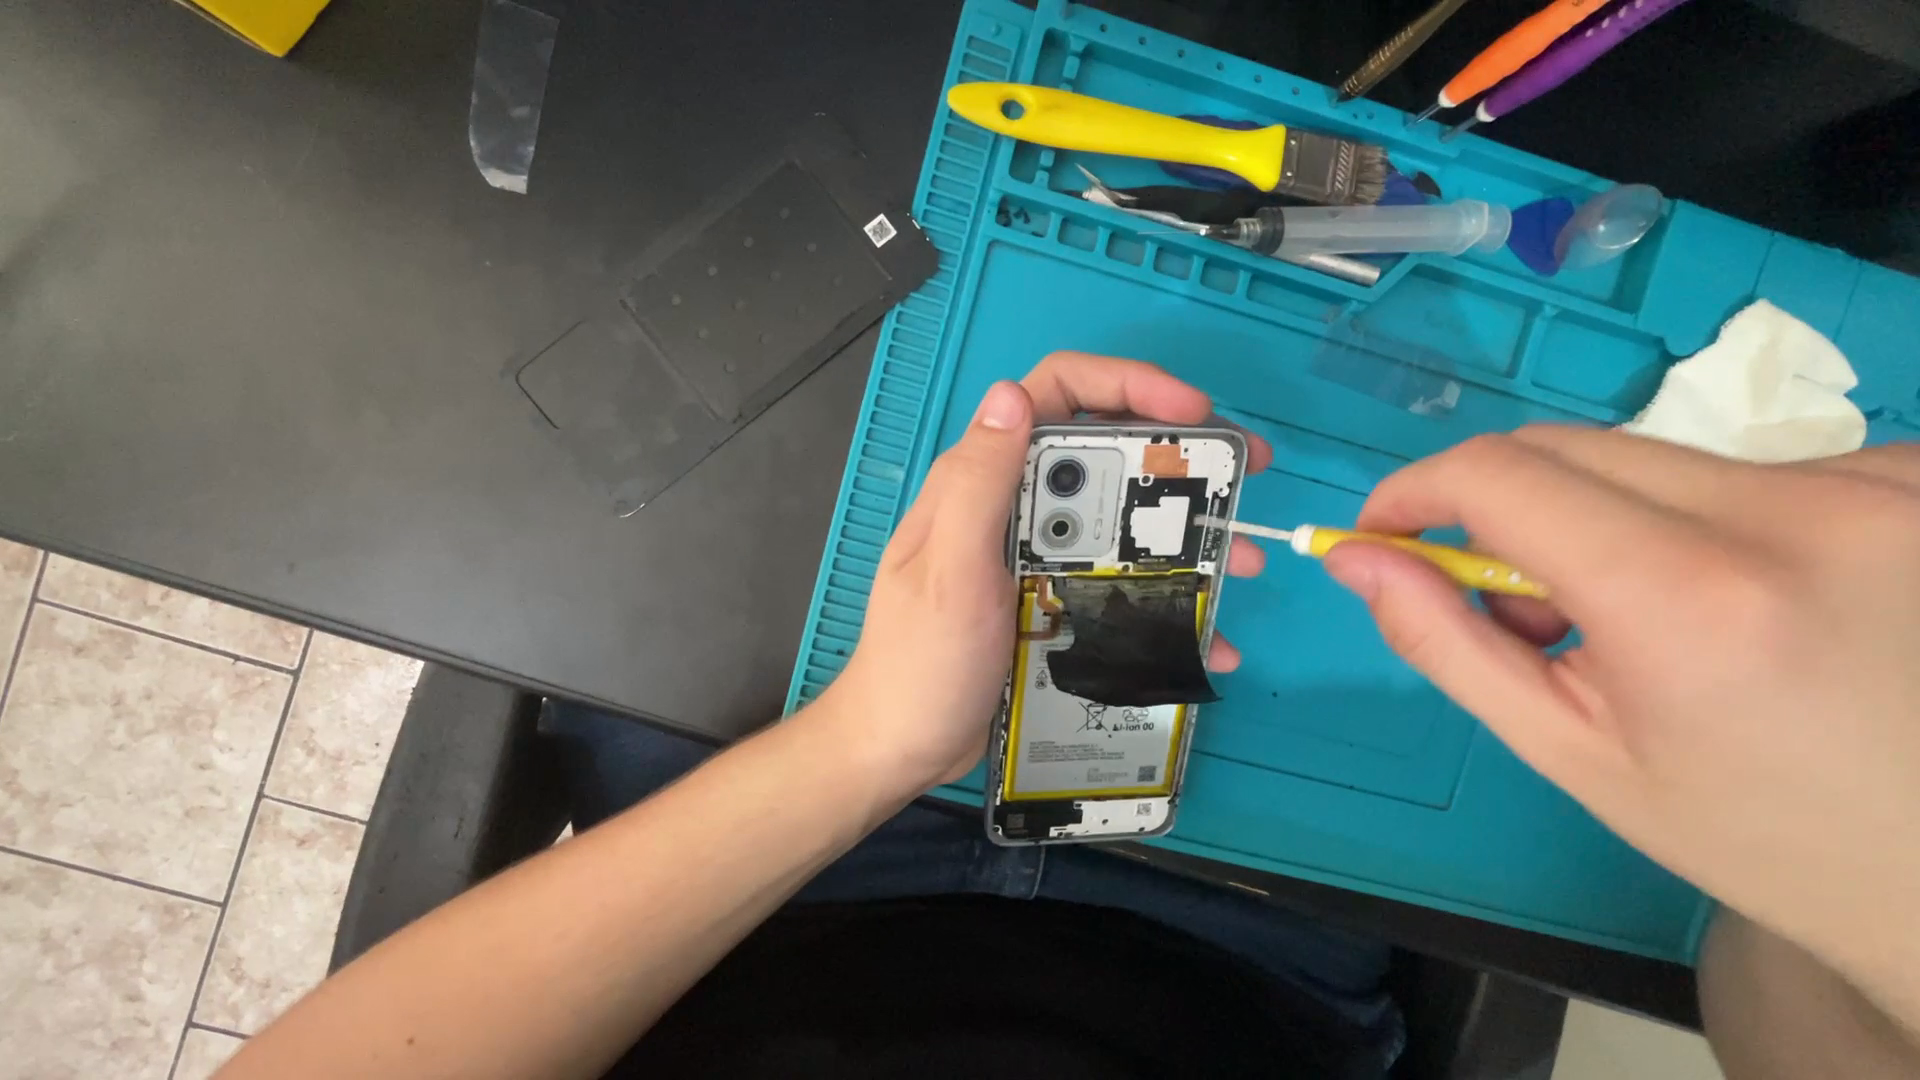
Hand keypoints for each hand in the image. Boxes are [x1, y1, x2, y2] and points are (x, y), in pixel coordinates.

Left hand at [820, 351, 1270, 795]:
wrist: (906, 745)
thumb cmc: (921, 661)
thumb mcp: (949, 569)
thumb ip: (978, 481)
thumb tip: (1012, 392)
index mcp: (984, 480)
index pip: (1057, 394)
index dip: (1128, 383)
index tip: (1194, 412)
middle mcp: (1016, 506)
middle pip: (1106, 454)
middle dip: (1179, 457)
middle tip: (1245, 476)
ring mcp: (1039, 556)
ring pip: (1123, 522)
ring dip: (1185, 533)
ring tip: (1240, 560)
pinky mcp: (1056, 601)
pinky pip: (1121, 583)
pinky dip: (1167, 599)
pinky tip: (1205, 631)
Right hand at [1321, 427, 1919, 1017]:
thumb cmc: (1752, 829)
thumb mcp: (1566, 747)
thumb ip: (1443, 640)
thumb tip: (1353, 558)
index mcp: (1686, 593)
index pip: (1498, 473)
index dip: (1415, 491)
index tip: (1385, 532)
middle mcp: (1794, 508)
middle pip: (1561, 451)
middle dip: (1493, 512)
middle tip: (1508, 601)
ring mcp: (1879, 482)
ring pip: (1640, 460)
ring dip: (1588, 519)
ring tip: (1628, 615)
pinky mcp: (1917, 477)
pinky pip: (1726, 469)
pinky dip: (1679, 518)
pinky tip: (1724, 594)